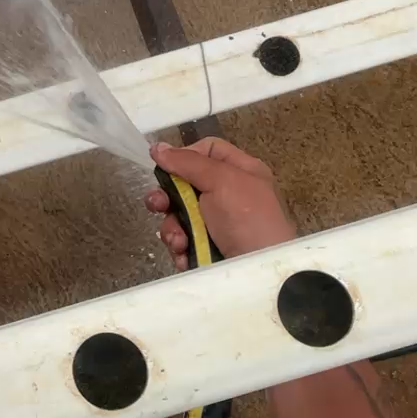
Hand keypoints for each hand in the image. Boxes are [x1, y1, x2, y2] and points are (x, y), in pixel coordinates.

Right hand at [145, 137, 295, 268]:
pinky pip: (181, 237)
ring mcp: (216, 221)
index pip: (207, 150)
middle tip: (159, 206)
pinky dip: (178, 244)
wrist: (260, 270)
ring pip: (177, 213)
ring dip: (171, 226)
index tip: (168, 168)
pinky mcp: (206, 244)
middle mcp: (227, 193)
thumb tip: (156, 148)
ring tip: (178, 240)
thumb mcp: (221, 181)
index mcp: (240, 171)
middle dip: (167, 197)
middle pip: (183, 183)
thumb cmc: (248, 219)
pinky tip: (184, 251)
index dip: (185, 155)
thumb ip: (188, 162)